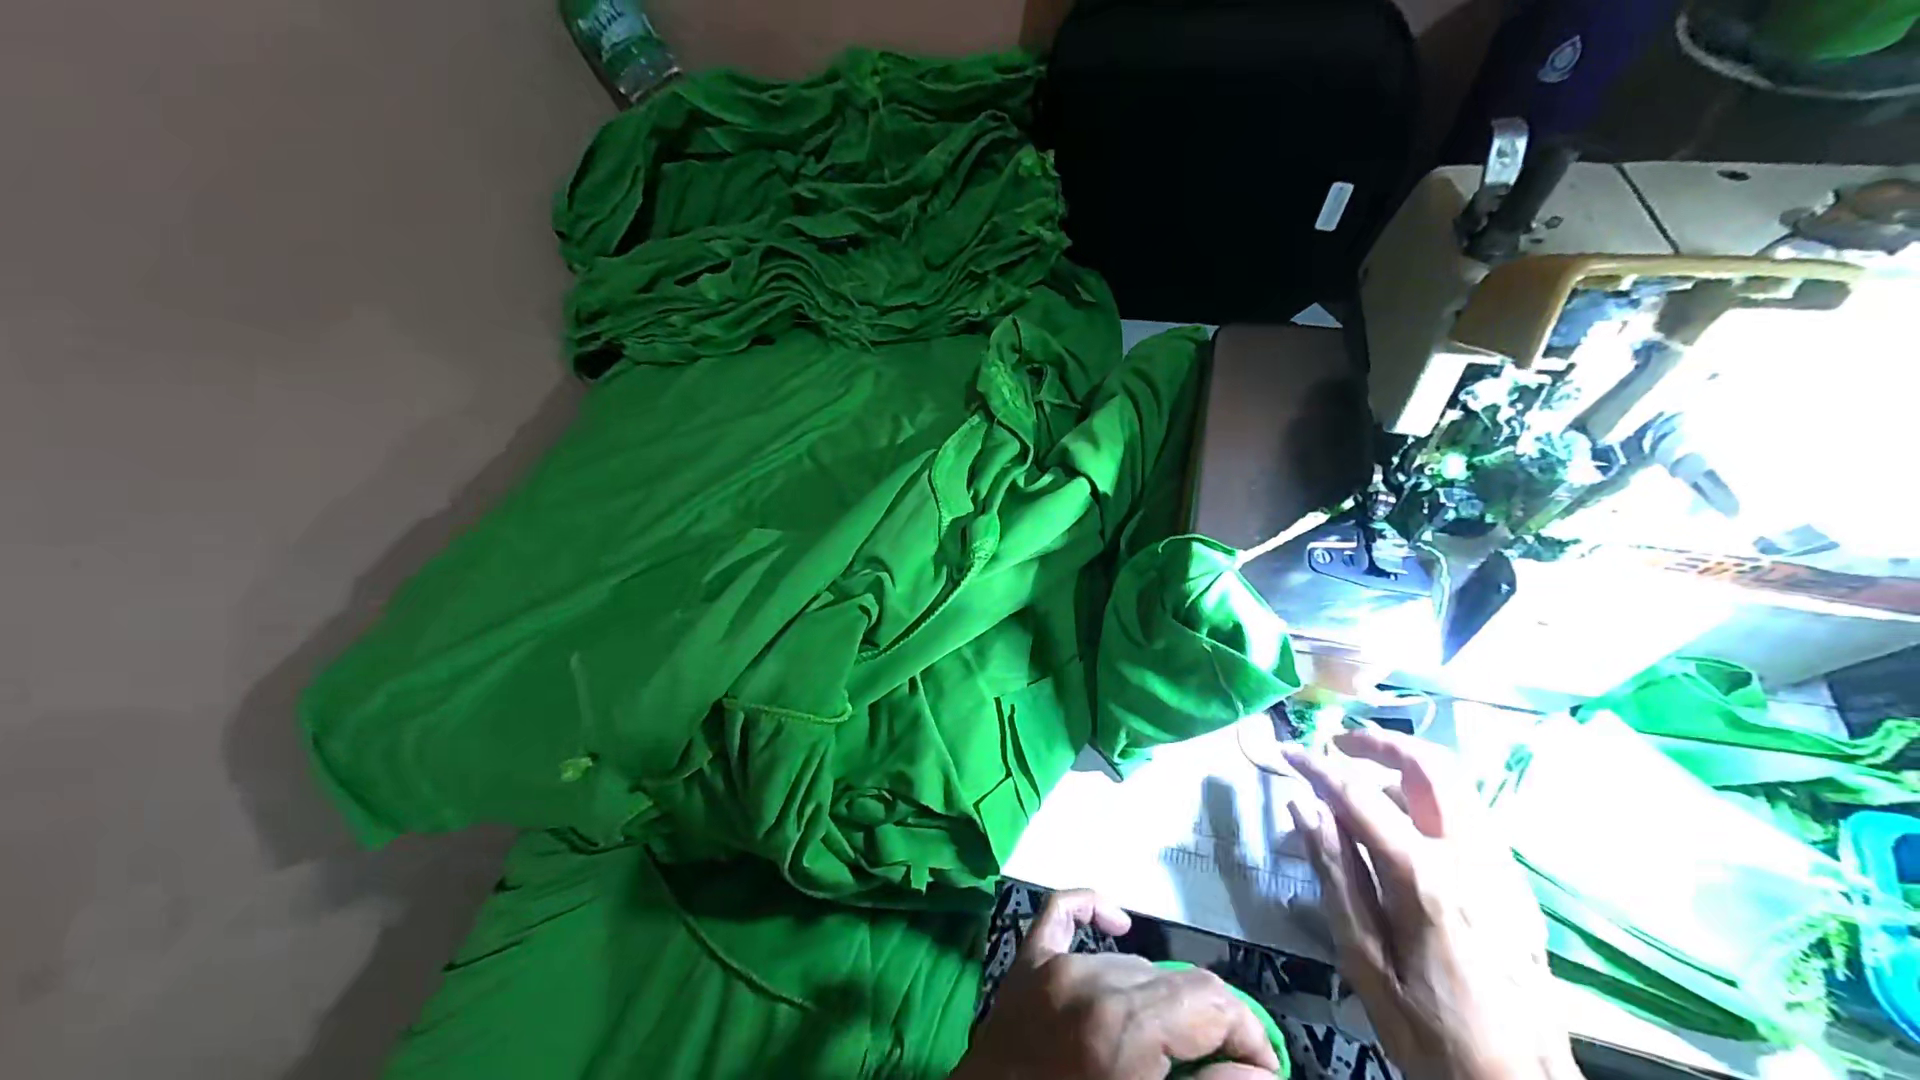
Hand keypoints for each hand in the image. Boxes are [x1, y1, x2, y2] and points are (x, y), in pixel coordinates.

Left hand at [952, 889, 1280, 1079]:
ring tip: (1164, 1046)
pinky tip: (1117, 922)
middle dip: (1209, 1024)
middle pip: (1177, 981)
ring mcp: (1052, 968)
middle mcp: (1089, 983)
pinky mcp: (1025, 965)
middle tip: (1217, 1065)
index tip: (1259, 1072)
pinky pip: (1061, 913)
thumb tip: (1261, 1071)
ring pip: (1132, 963)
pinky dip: (1092, 908)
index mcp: (1123, 1028)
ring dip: (1159, 999)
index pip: (1210, 1001)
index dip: (1248, 1036)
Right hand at [1282, 730, 1577, 1079]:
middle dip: (1379, 743)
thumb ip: (1334, 872)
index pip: (1359, 796)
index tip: (1287, 752)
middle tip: (1338, 745)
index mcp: (1425, 879)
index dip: (1317, 767)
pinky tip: (1404, 824)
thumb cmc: (1427, 1029)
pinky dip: (1431, 798)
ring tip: (1364, 780)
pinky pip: (1471, 817)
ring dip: (1407, 768)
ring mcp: (1503, 871)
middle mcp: (1473, 861)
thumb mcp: (1362, 957)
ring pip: (1458, 786)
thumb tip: (1304, 808)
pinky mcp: (1516, 887)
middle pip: (1431, 767)